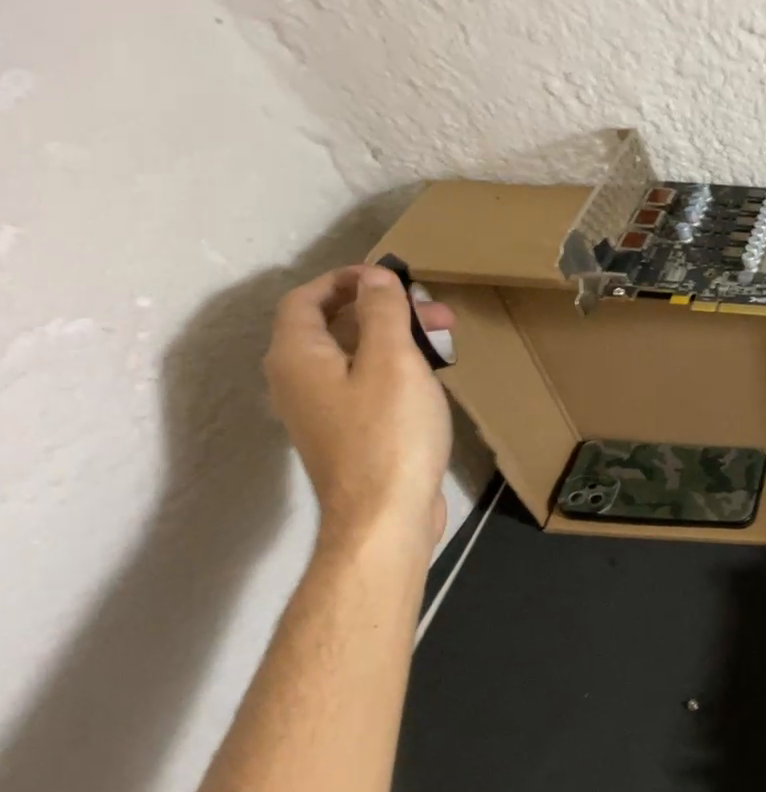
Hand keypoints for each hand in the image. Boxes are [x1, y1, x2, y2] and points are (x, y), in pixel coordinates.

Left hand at [265, 264, 454, 551]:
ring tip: (443, 344)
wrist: (384, 514)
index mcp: (297, 355)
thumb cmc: (389, 434)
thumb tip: (374, 277)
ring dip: (394, 342)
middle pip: (334, 328)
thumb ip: (382, 314)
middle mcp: (296, 379)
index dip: (346, 280)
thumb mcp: (393, 363)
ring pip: (353, 359)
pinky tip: (427, 382)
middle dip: (384, 312)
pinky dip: (393, 372)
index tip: (391, 276)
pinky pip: (363, 387)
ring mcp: (320, 411)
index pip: (307, 298)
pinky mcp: (346, 436)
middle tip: (437, 313)